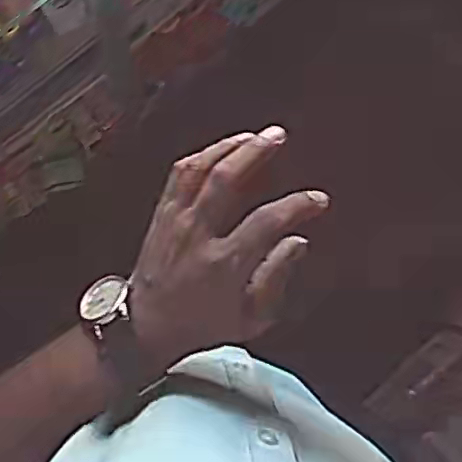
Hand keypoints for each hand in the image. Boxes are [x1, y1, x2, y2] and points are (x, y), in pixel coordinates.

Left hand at [125, 127, 328, 377]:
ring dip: (227, 146)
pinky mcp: (161, 212)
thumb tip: (298, 241)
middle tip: (278, 135)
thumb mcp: (249, 319)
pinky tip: (220, 149)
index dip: (295, 206)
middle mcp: (197, 234)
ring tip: (253, 135)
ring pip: (199, 169)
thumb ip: (275, 277)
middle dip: (255, 153)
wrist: (144, 325)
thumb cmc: (201, 326)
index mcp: (224, 264)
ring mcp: (175, 219)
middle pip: (226, 181)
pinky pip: (179, 174)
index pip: (265, 223)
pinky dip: (201, 156)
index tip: (317, 198)